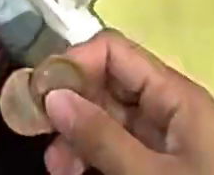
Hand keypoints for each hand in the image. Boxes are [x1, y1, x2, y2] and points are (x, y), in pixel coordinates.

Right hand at [36, 32, 213, 174]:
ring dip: (75, 136)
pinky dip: (90, 157)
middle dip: (70, 104)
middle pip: (107, 84)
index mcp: (176, 96)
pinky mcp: (160, 171)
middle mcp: (168, 109)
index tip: (42, 90)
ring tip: (55, 168)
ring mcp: (165, 143)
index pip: (115, 51)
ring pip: (107, 119)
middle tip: (37, 130)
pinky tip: (71, 174)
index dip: (76, 62)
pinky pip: (116, 149)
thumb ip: (102, 137)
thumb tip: (50, 95)